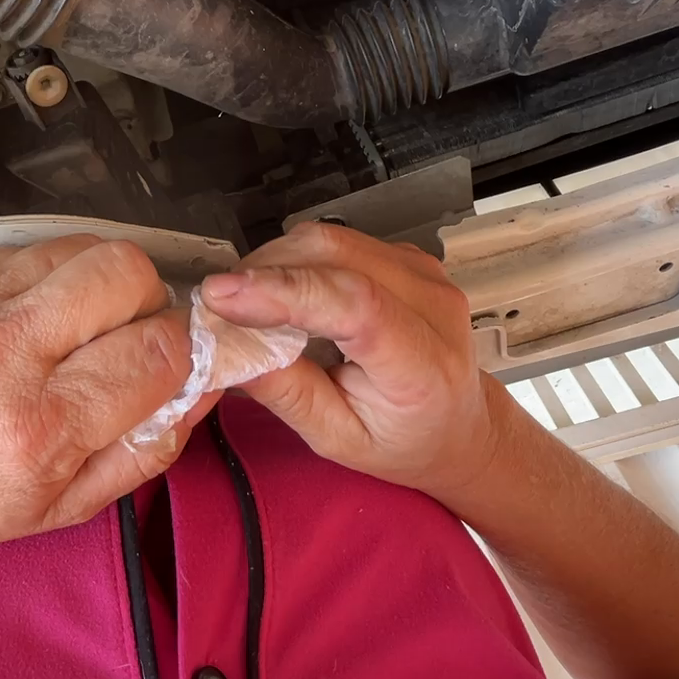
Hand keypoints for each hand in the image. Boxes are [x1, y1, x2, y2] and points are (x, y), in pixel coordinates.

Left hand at [0, 235, 211, 567]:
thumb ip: (154, 444)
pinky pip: (37, 249)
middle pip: (124, 272)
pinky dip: (54, 277)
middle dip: (147, 300)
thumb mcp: (73, 506)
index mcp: (37, 429)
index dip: (183, 348)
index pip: (156, 351)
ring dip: (101, 283)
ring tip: (78, 324)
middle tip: (127, 334)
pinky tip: (32, 317)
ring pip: (86, 247)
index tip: (173, 357)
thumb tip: (207, 380)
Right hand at [199, 222, 507, 499]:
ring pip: (329, 238)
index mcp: (422, 365)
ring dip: (273, 261)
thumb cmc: (403, 440)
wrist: (458, 425)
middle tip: (220, 306)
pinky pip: (336, 240)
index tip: (221, 297)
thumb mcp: (338, 439)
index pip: (355, 304)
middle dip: (263, 271)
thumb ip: (286, 392)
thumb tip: (226, 347)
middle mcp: (432, 304)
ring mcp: (421, 271)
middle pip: (335, 255)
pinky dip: (294, 258)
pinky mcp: (403, 256)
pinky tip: (281, 292)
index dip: (285, 291)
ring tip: (247, 302)